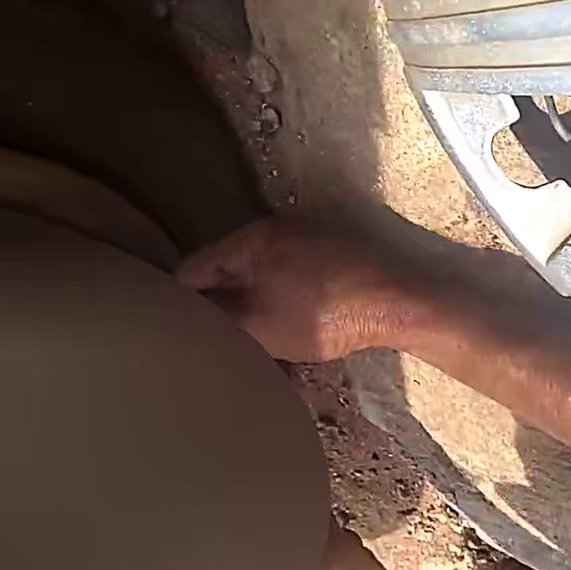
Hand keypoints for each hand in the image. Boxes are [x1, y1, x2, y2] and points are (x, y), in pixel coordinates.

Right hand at [176, 219, 418, 361]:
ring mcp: (302, 241)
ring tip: (242, 336)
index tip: (176, 330)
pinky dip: (273, 298)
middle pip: (224, 270)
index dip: (179, 300)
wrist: (394, 304)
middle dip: (215, 303)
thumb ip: (217, 321)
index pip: (193, 267)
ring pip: (255, 275)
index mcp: (251, 239)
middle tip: (209, 337)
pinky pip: (282, 276)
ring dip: (246, 303)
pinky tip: (278, 324)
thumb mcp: (259, 326)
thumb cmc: (322, 315)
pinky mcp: (325, 256)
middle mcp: (274, 232)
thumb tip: (188, 319)